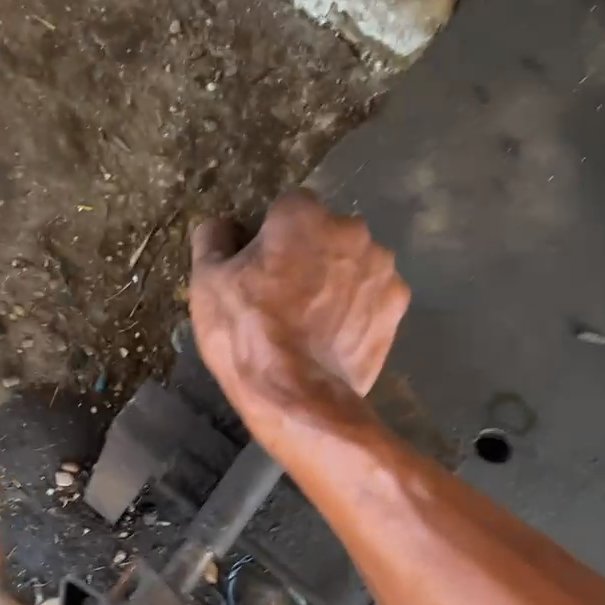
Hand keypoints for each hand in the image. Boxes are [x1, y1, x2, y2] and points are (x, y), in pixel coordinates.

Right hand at [188, 191, 409, 434]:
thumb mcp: (207, 284)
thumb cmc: (245, 332)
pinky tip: (333, 338)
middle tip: (282, 300)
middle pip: (325, 235)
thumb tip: (222, 225)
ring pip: (352, 265)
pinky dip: (357, 311)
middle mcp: (351, 229)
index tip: (258, 271)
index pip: (286, 209)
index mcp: (302, 215)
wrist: (296, 394)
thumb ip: (213, 240)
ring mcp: (381, 268)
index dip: (270, 239)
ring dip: (335, 282)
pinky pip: (371, 298)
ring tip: (310, 325)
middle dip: (308, 257)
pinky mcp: (396, 306)